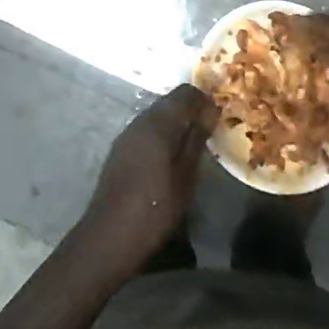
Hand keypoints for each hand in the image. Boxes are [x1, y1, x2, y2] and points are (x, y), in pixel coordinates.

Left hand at [79, 84, 218, 266]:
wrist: (109, 235)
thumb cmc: (154, 209)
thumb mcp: (185, 177)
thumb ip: (196, 140)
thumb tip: (210, 111)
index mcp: (158, 123)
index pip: (185, 93)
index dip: (204, 100)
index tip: (218, 117)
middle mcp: (140, 119)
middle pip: (170, 101)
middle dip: (190, 110)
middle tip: (209, 131)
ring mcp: (127, 133)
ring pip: (157, 114)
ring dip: (176, 122)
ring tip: (193, 144)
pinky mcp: (121, 148)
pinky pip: (146, 128)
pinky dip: (162, 133)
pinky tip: (170, 155)